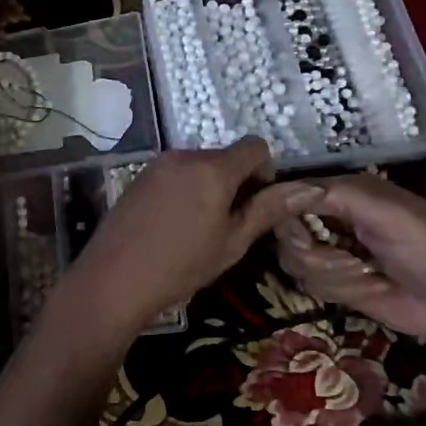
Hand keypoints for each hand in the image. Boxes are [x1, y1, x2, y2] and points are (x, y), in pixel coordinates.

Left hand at [60, 138, 326, 333]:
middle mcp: (183, 156)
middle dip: (235, 181)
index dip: (265, 171)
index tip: (258, 204)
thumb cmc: (181, 265)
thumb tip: (309, 189)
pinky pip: (173, 174)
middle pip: (224, 156)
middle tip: (230, 223)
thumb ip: (267, 210)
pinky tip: (173, 225)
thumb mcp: (232, 242)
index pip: (254, 147)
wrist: (115, 278)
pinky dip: (184, 190)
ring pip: (197, 165)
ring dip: (208, 186)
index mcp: (213, 168)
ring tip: (199, 228)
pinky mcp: (137, 178)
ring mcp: (156, 165)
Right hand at [272, 173, 425, 337]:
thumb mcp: (386, 211)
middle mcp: (328, 219)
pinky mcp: (331, 282)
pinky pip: (307, 284)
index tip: (301, 232)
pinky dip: (337, 288)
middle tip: (343, 258)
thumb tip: (281, 191)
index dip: (283, 212)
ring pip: (293, 260)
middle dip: (311, 251)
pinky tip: (368, 288)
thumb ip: (334, 196)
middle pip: (284, 231)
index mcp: (341, 192)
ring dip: (330, 272)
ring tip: (365, 274)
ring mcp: (328, 252)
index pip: (289, 194)